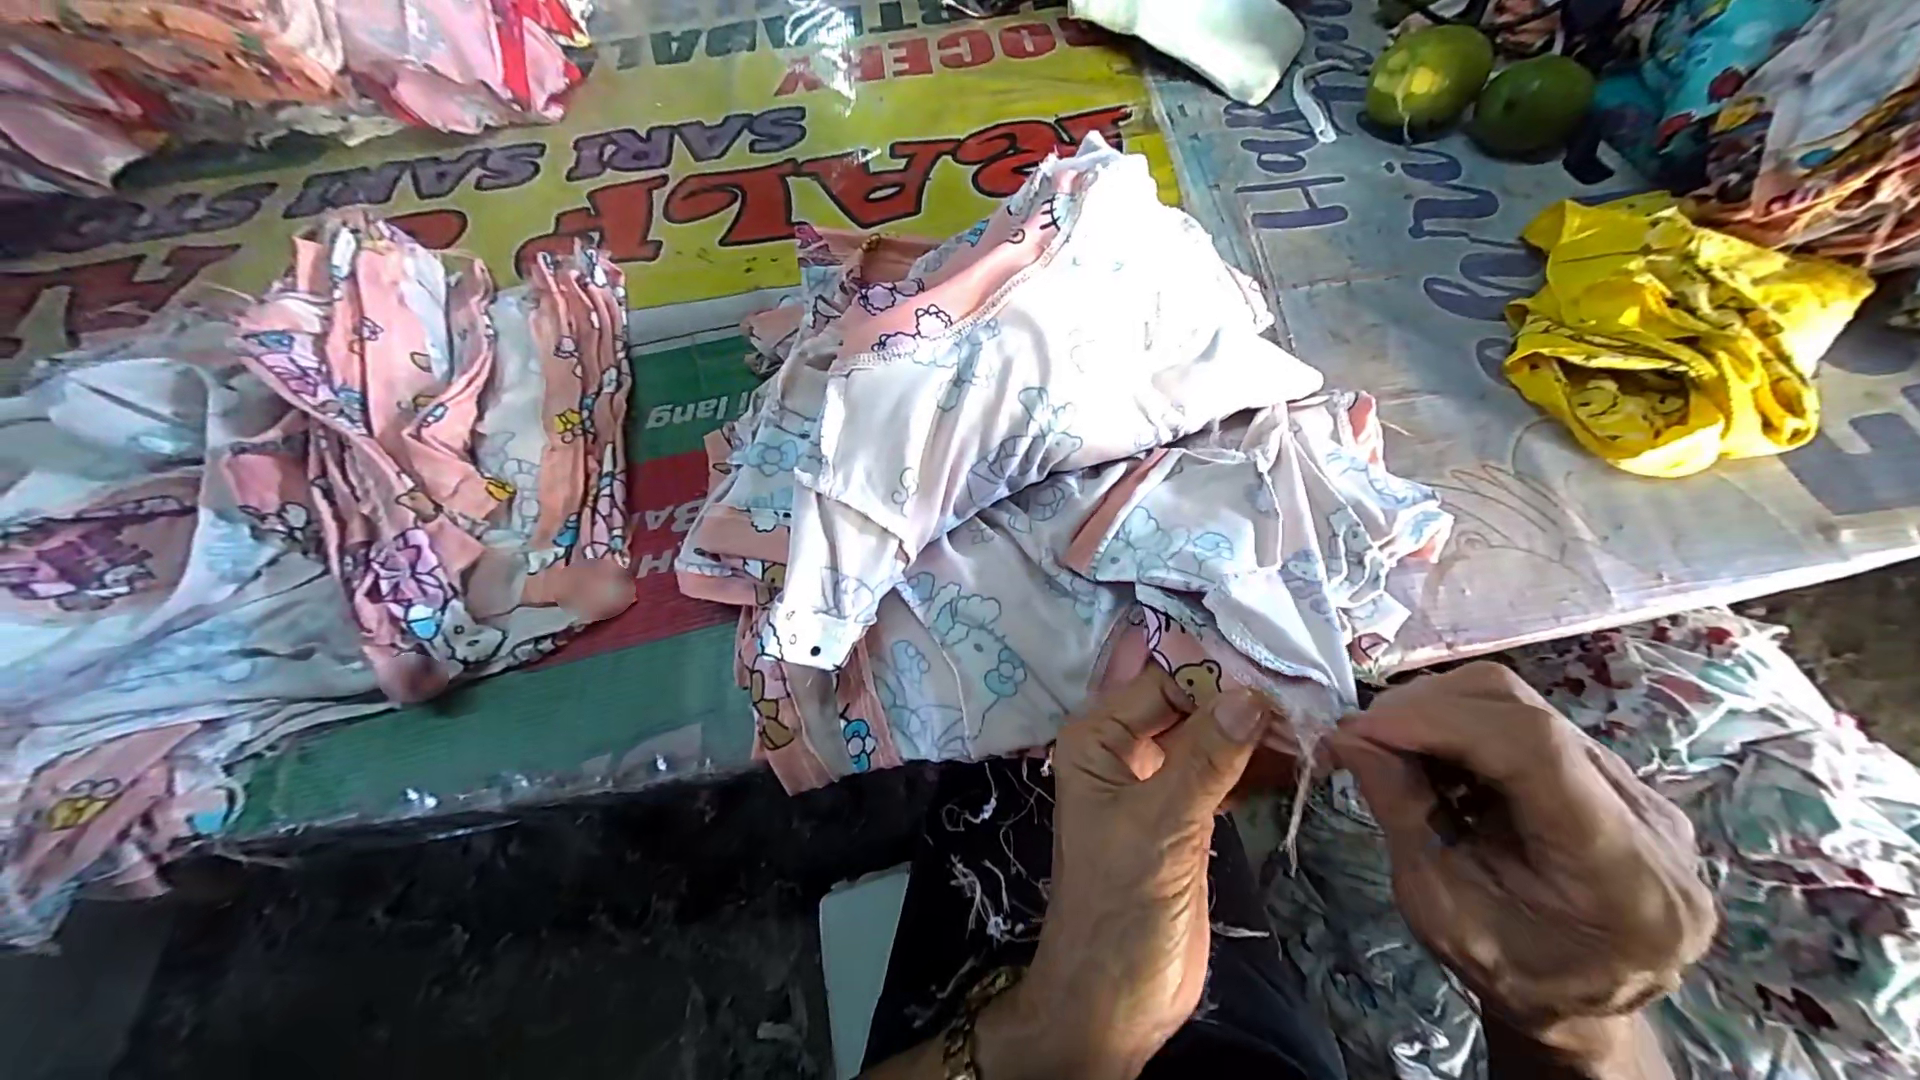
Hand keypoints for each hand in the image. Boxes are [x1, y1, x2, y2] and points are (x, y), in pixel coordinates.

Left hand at [981, 670, 1275, 1079]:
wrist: (1116, 997)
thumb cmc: (1122, 905)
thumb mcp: (1162, 825)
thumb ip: (1206, 760)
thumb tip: (1250, 697)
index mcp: (1098, 739)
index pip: (1162, 687)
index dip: (1216, 684)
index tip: (1279, 688)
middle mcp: (1122, 750)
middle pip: (1189, 710)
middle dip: (1242, 708)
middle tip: (1310, 707)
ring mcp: (1154, 782)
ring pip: (1210, 742)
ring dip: (1257, 739)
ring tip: (1317, 734)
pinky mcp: (1183, 814)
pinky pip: (1222, 777)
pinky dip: (1256, 771)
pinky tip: (1301, 766)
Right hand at [1331, 663, 1715, 1067]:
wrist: (1574, 999)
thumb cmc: (1504, 968)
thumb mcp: (1435, 905)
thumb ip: (1399, 812)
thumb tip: (1347, 737)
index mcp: (1624, 874)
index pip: (1533, 748)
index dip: (1435, 721)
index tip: (1358, 730)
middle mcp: (1647, 817)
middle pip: (1521, 709)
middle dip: (1423, 709)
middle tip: (1361, 737)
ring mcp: (1635, 788)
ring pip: (1515, 700)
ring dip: (1432, 710)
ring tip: (1390, 747)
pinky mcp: (1605, 773)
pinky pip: (1516, 717)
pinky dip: (1452, 722)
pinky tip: (1429, 756)